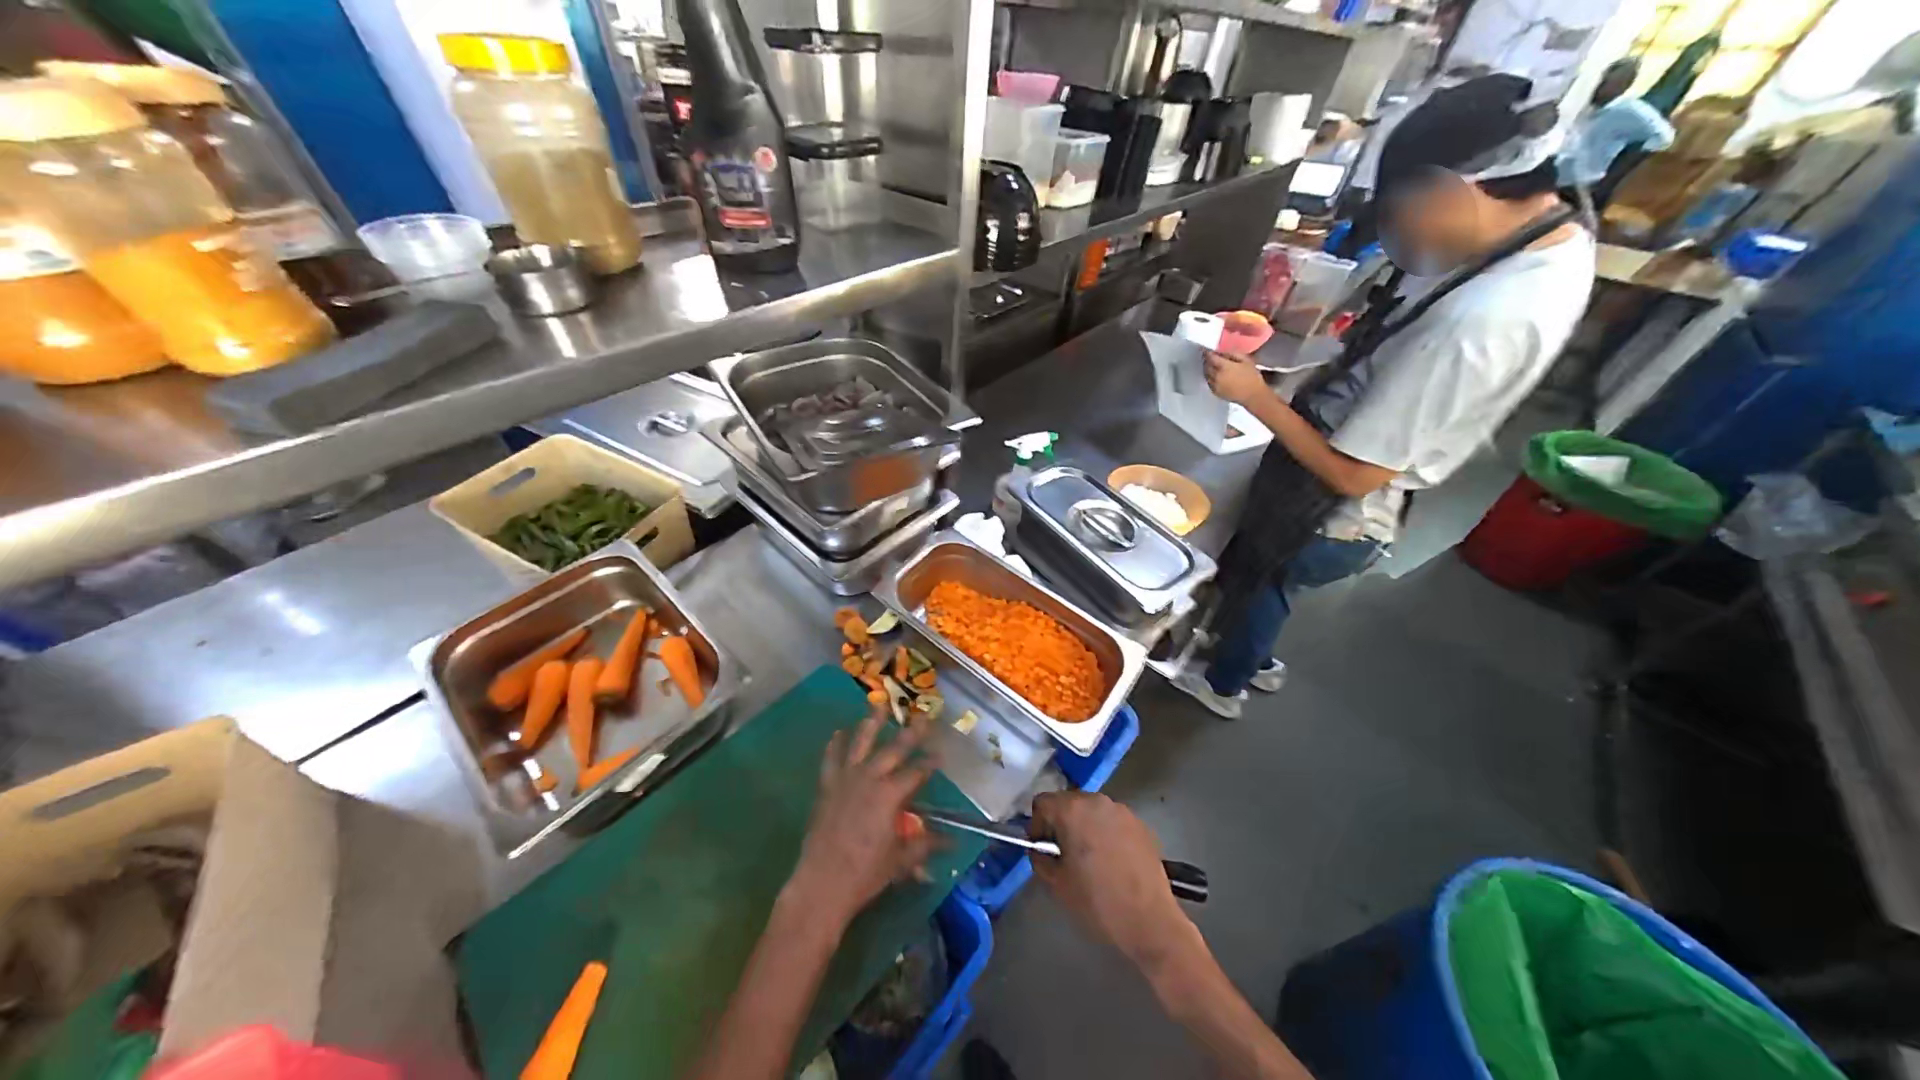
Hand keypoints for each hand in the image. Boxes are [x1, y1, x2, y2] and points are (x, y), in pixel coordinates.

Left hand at [787, 710, 936, 924]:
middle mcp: (869, 779)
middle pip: (893, 749)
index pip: (917, 772)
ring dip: (871, 724)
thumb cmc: (866, 872)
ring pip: (860, 743)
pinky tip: (839, 732)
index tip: (940, 755)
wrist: (822, 882)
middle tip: (921, 717)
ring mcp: (845, 780)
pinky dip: (835, 744)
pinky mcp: (827, 787)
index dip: (930, 763)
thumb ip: (925, 845)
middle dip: (910, 733)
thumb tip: (952, 842)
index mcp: (891, 794)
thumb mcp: (901, 860)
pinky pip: (832, 759)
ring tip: (879, 705)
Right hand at [1029, 792, 1196, 967]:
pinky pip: (1113, 821)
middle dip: (1061, 823)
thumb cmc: (1097, 901)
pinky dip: (1106, 833)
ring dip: (1084, 827)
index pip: (1042, 803)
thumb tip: (1041, 849)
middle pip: (1068, 802)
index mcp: (1072, 810)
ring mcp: (1123, 811)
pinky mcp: (1141, 825)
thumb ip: (1040, 858)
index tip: (1043, 848)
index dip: (1037, 825)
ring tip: (1090, 859)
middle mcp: (1097, 801)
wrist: (1149, 921)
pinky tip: (1112, 862)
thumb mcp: (1056, 883)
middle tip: (1063, 854)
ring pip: (1092, 811)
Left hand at [1203, 350, 1268, 406]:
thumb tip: (1221, 351)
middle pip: (1206, 365)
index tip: (1207, 350)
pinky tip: (1215, 375)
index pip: (1210, 357)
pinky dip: (1209, 376)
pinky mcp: (1214, 392)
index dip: (1207, 352)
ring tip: (1212, 365)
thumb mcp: (1246, 360)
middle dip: (1207, 360)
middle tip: (1210, 357)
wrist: (1253, 395)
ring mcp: (1214, 385)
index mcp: (1223, 367)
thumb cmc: (1252, 376)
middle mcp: (1216, 376)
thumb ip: (1232, 354)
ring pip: (1206, 374)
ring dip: (1207, 368)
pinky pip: (1208, 381)